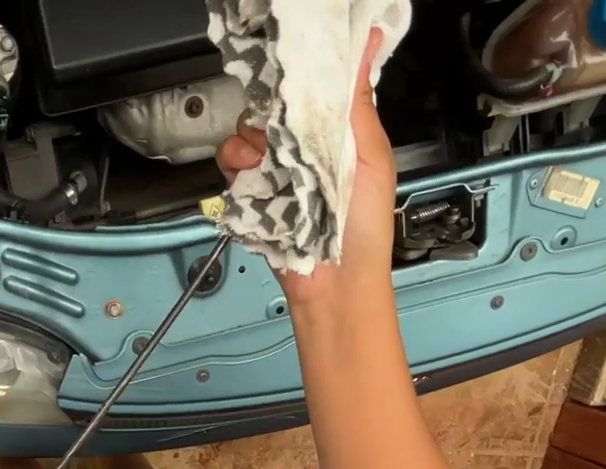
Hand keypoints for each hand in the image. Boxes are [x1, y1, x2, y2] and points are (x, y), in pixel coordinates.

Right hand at [215, 28, 396, 307]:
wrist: (336, 286)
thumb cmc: (364, 230)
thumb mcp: (373, 159)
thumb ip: (359, 107)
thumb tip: (366, 46)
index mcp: (335, 139)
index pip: (310, 94)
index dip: (299, 80)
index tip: (293, 75)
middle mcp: (303, 154)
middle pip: (272, 111)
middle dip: (270, 112)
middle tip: (280, 129)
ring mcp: (275, 177)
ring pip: (247, 136)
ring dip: (251, 142)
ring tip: (264, 160)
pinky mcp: (252, 200)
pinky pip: (232, 169)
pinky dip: (236, 167)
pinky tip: (251, 176)